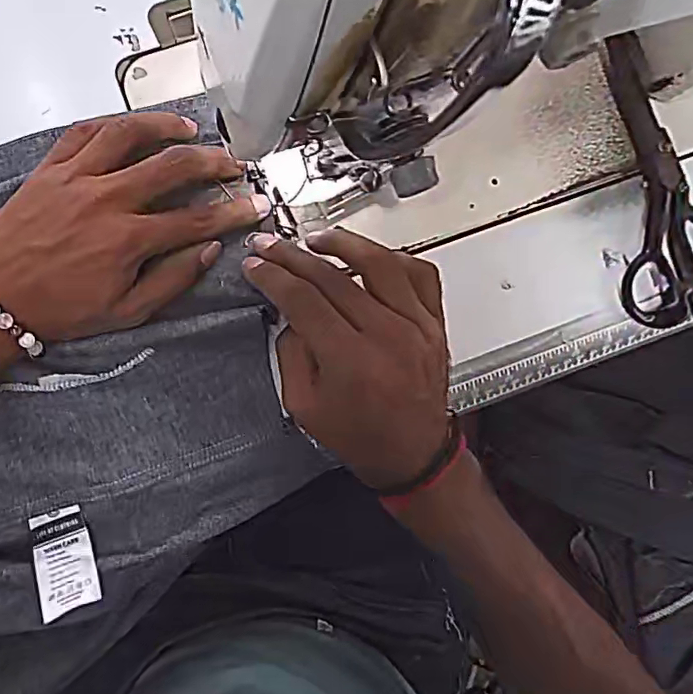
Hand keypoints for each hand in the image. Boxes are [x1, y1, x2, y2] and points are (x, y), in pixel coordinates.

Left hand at [0, 113, 266, 383]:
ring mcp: (74, 180)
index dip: (232, 211)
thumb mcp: (125, 312)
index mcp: (126, 240)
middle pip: (172, 165)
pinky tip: (128, 125)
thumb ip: (171, 280)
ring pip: (128, 135)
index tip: (250, 205)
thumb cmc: (56, 309)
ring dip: (163, 126)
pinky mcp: (49, 171)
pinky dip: (110, 123)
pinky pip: (82, 133)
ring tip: (187, 128)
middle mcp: (104, 202)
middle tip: (229, 163)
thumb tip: (205, 252)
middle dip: (211, 161)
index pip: (195, 218)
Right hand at [242, 228, 450, 490]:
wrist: (412, 454)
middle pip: (332, 277)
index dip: (273, 276)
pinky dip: (392, 257)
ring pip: (379, 263)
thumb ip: (291, 353)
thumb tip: (288, 312)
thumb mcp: (303, 405)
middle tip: (272, 246)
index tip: (257, 265)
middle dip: (292, 256)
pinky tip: (371, 255)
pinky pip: (419, 274)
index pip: (303, 299)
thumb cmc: (362, 436)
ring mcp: (416, 327)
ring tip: (317, 239)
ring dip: (342, 243)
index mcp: (351, 361)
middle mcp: (387, 337)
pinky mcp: (434, 324)